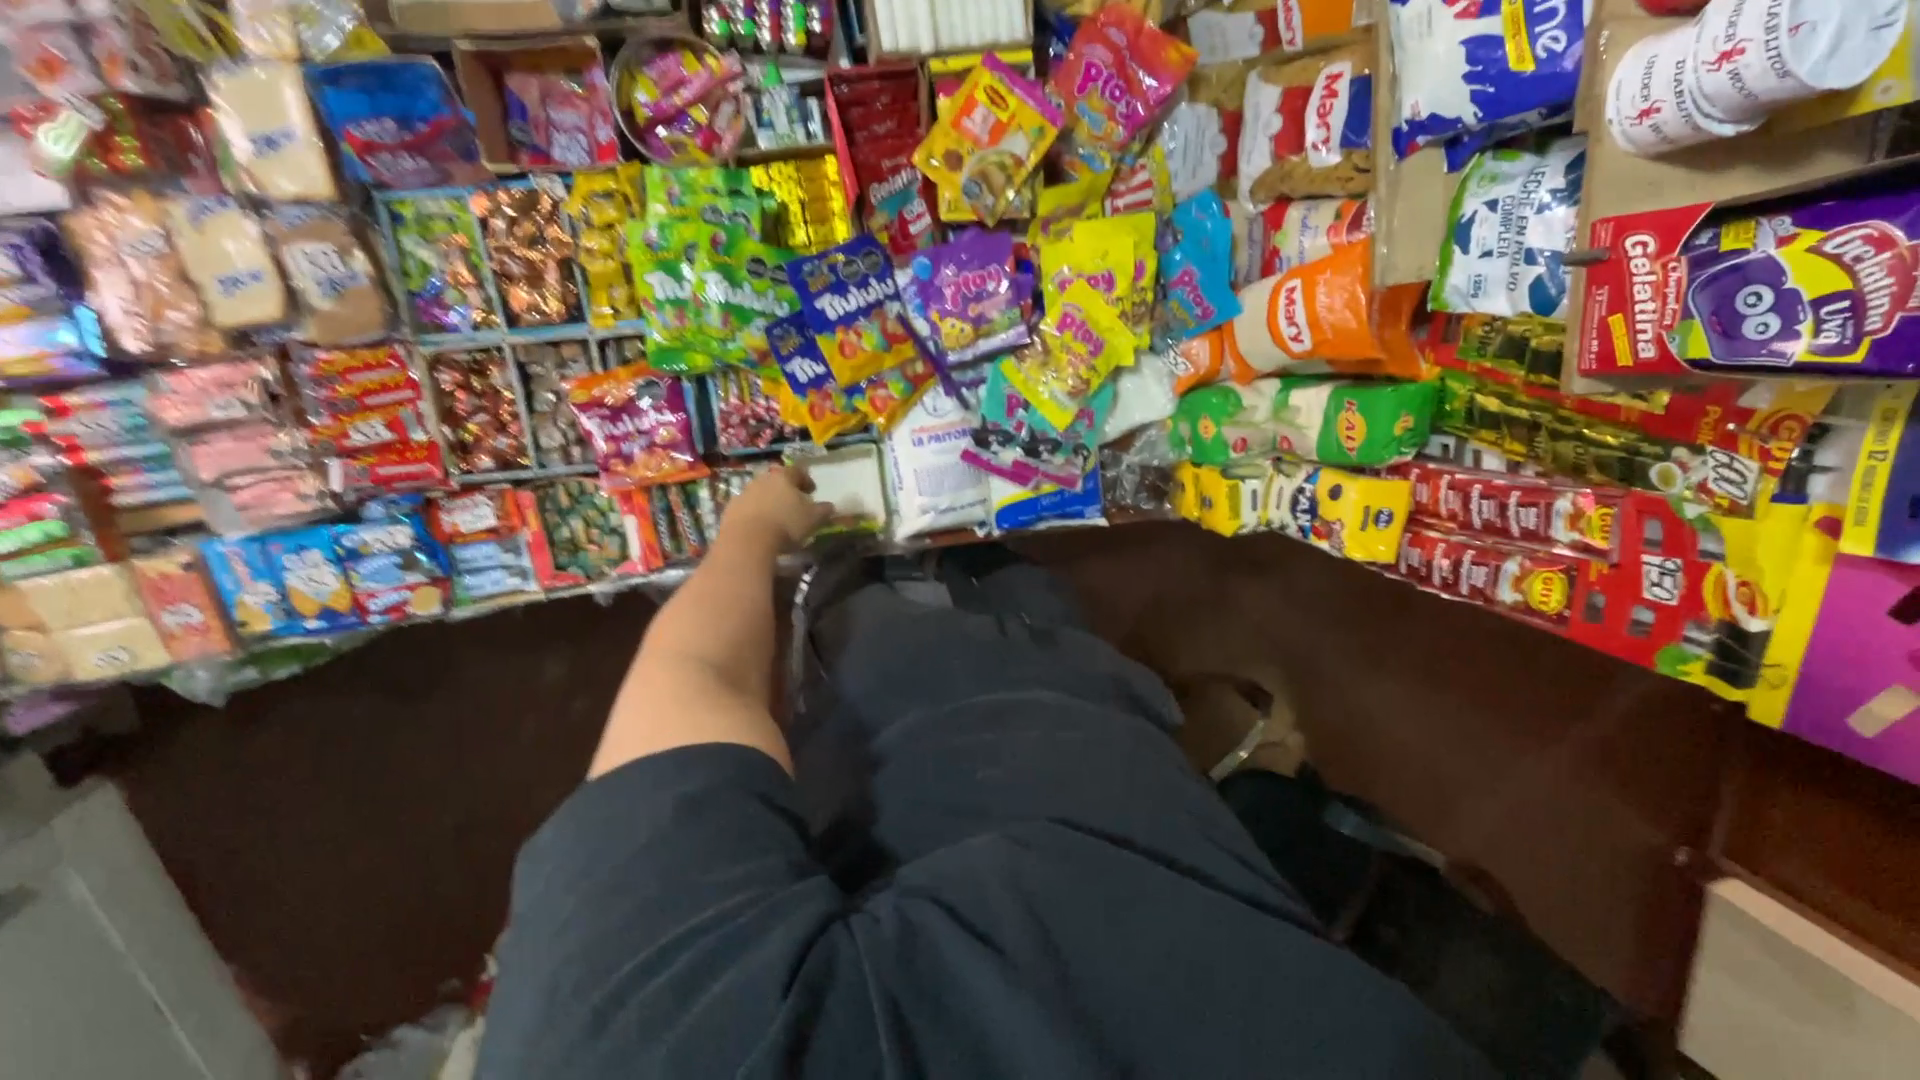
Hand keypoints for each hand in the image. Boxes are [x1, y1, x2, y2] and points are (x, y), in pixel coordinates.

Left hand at [721, 466, 833, 551]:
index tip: (812, 491)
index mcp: (783, 477)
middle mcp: (762, 480)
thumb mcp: (813, 519)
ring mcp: (744, 493)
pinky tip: (760, 528)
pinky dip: (755, 515)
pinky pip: (747, 509)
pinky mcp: (730, 510)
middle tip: (794, 504)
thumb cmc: (786, 524)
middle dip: (786, 491)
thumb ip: (823, 511)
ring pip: (760, 494)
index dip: (806, 480)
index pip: (797, 471)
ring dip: (769, 502)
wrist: (747, 540)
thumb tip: (830, 506)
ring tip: (777, 518)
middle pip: (776, 481)